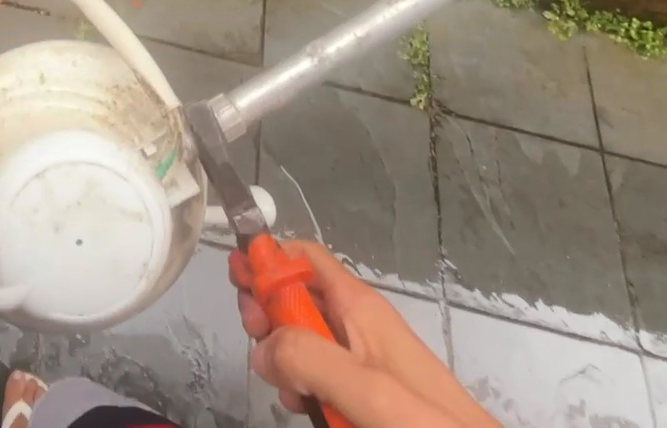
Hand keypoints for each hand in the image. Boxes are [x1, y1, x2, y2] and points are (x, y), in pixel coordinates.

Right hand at [236, 241, 498, 427]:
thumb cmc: (427, 424)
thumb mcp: (367, 389)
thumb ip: (307, 358)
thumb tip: (263, 350)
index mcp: (357, 305)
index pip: (303, 255)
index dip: (267, 259)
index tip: (240, 284)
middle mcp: (358, 324)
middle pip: (295, 295)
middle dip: (266, 311)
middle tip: (256, 340)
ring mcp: (362, 360)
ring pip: (303, 338)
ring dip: (282, 356)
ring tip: (284, 389)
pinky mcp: (365, 393)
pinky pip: (320, 375)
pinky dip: (302, 386)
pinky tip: (302, 407)